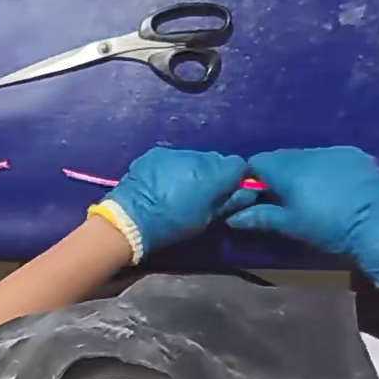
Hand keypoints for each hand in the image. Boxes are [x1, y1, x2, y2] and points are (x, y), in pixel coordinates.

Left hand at [97, 147, 255, 260]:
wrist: (130, 219)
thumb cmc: (172, 225)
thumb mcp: (206, 219)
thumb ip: (229, 202)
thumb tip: (248, 192)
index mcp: (212, 174)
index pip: (238, 165)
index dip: (237, 177)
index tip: (230, 190)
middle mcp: (195, 157)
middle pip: (215, 159)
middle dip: (214, 173)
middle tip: (204, 192)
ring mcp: (173, 153)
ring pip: (194, 157)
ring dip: (193, 169)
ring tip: (181, 188)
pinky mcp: (155, 153)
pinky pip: (173, 158)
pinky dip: (174, 167)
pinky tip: (164, 183)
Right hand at [227, 147, 378, 284]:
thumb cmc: (329, 227)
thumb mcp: (291, 225)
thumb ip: (260, 217)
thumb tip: (232, 217)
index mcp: (286, 170)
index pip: (256, 161)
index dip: (252, 177)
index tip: (257, 195)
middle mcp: (306, 153)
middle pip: (280, 157)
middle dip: (276, 174)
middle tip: (282, 197)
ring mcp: (332, 151)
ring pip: (304, 156)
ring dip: (300, 170)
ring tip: (309, 193)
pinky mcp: (353, 154)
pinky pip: (327, 157)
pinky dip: (323, 169)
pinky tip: (332, 187)